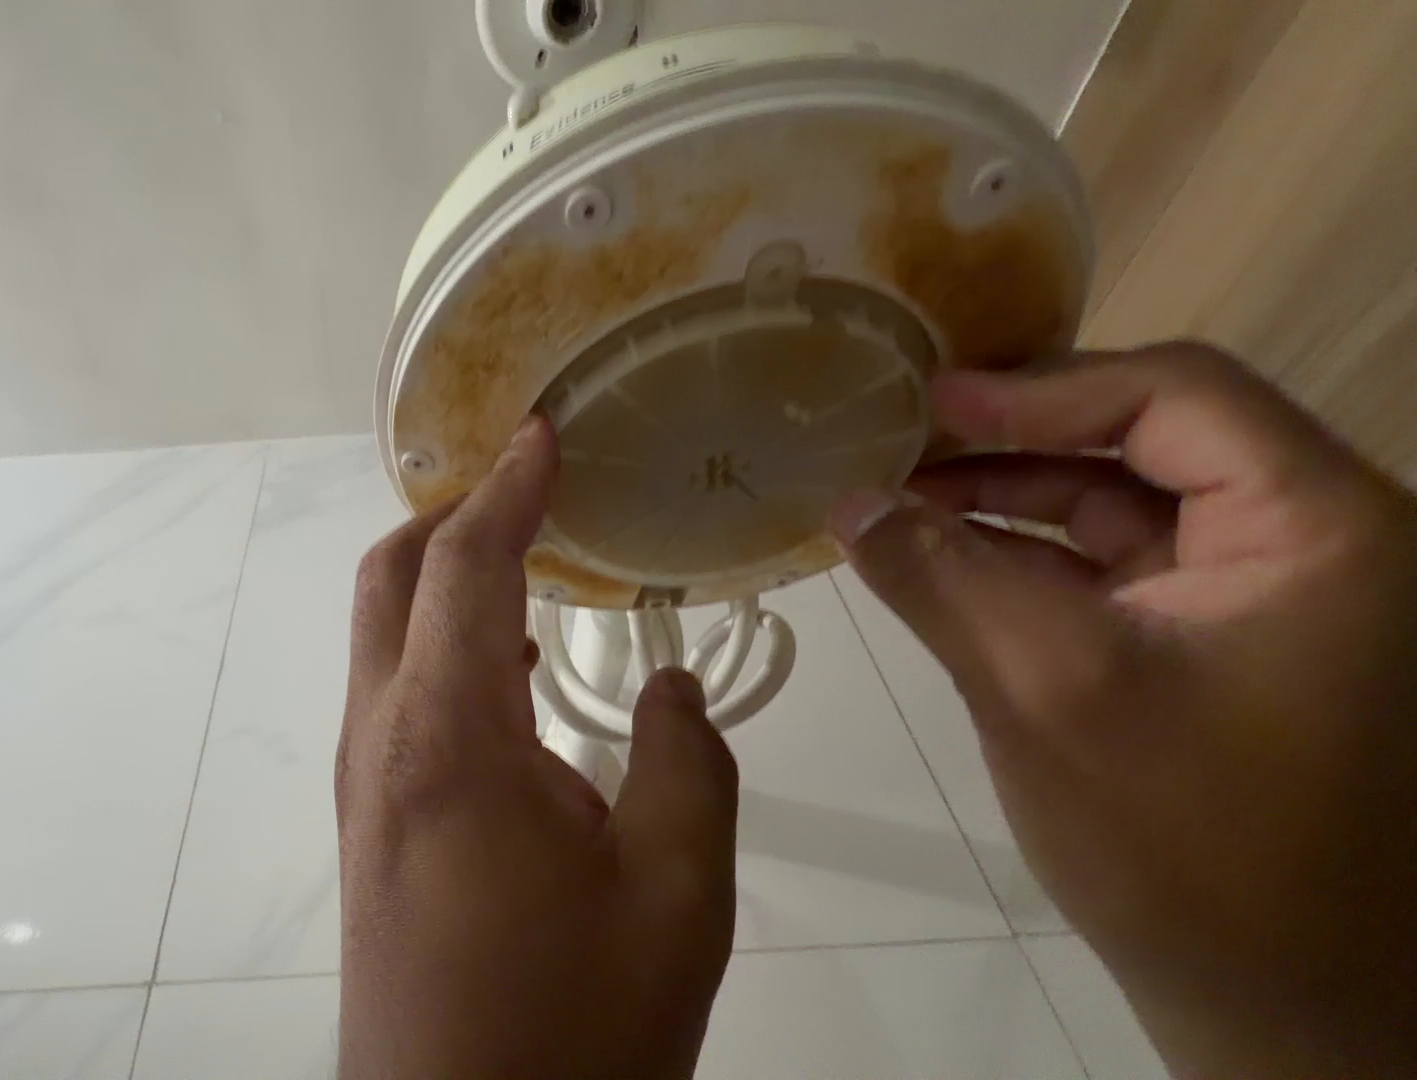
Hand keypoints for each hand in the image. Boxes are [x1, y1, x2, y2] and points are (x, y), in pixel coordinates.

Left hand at [336, 416, 739, 1079]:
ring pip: (383, 630)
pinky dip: (441, 639)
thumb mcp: (674, 893)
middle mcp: (381, 736)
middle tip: (527, 486)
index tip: (542, 432)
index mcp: (448, 734)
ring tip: (525, 554)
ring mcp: (362, 777)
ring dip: (441, 574)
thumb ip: (688, 764)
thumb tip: (673, 686)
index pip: (463, 565)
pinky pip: (395, 687)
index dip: (506, 488)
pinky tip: (512, 665)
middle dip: (449, 513)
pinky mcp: (368, 815)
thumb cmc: (574, 1023)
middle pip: (389, 577)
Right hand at [829, 344, 1416, 1079]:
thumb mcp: (1043, 688)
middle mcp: (1294, 542)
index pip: (1174, 398)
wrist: (1273, 1000)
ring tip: (887, 497)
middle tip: (887, 444)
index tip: (925, 403)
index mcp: (1315, 529)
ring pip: (1101, 504)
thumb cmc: (1185, 841)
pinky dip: (1003, 554)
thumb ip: (939, 579)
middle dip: (1002, 441)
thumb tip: (844, 502)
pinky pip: (1086, 568)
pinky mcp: (1188, 642)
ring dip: (991, 497)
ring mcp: (1241, 595)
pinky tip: (924, 554)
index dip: (1039, 391)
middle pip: (1135, 443)